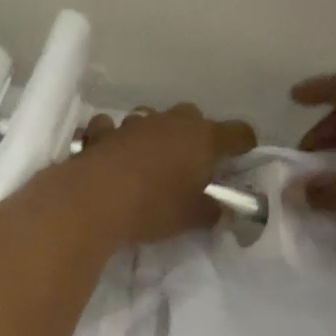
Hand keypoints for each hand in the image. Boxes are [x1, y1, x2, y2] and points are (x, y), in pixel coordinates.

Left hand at [59, 104, 257, 245]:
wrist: (93, 200)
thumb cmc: (153, 207)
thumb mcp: (192, 218)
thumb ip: (213, 212)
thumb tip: (224, 210)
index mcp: (202, 138)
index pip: (237, 132)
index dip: (243, 143)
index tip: (243, 155)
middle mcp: (170, 122)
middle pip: (192, 117)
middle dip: (195, 134)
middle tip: (192, 161)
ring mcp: (133, 124)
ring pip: (150, 118)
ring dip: (153, 133)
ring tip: (149, 158)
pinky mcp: (101, 133)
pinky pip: (110, 127)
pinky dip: (112, 137)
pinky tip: (109, 152)